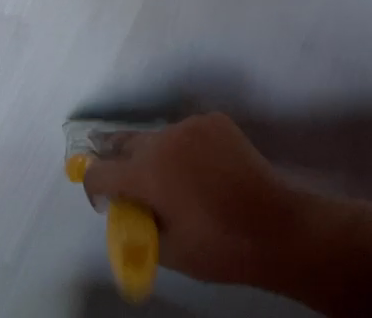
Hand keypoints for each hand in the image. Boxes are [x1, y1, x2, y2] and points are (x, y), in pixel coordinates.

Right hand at [80, 112, 314, 285]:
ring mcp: (191, 125)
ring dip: (154, 156)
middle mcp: (163, 140)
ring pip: (158, 137)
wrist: (277, 226)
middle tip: (130, 187)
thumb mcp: (167, 250)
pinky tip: (202, 171)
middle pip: (124, 144)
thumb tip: (126, 210)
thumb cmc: (219, 246)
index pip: (98, 171)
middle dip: (119, 164)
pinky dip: (184, 149)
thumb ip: (136, 227)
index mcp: (146, 172)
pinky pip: (187, 133)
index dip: (94, 189)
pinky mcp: (215, 121)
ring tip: (173, 181)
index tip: (107, 205)